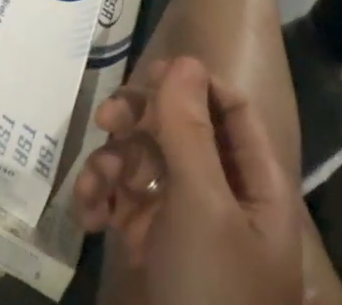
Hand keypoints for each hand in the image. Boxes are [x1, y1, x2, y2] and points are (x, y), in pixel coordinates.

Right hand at [72, 57, 301, 304]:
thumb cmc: (208, 287)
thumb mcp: (200, 205)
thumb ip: (189, 130)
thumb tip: (182, 59)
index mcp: (254, 184)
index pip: (231, 108)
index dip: (191, 84)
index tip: (147, 76)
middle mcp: (219, 191)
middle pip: (178, 125)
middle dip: (138, 119)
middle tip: (106, 118)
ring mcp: (179, 214)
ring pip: (140, 155)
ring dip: (109, 162)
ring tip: (95, 186)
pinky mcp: (143, 235)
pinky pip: (117, 193)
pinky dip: (97, 195)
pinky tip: (87, 215)